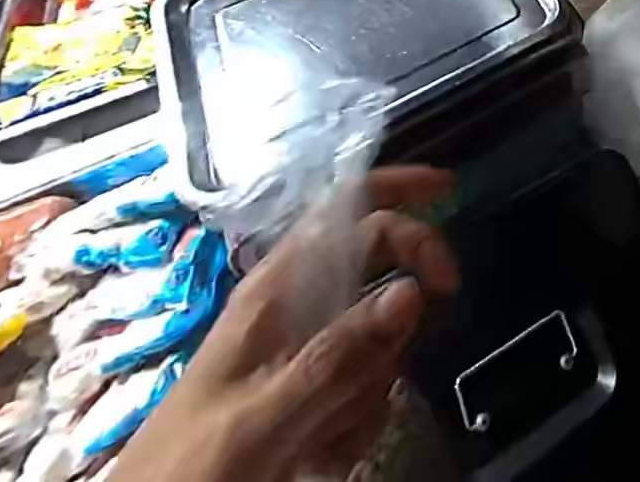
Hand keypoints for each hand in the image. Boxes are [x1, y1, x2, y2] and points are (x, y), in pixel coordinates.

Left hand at [113, 166, 458, 481]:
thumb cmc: (190, 467)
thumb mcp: (261, 420)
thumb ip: (338, 356)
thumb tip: (415, 292)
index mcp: (280, 281)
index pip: (350, 202)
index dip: (401, 187)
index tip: (449, 205)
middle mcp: (301, 296)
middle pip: (381, 260)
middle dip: (404, 306)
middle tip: (405, 352)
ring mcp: (311, 337)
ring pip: (382, 327)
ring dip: (374, 379)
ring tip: (329, 436)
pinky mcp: (316, 376)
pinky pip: (369, 372)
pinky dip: (363, 410)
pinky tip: (327, 451)